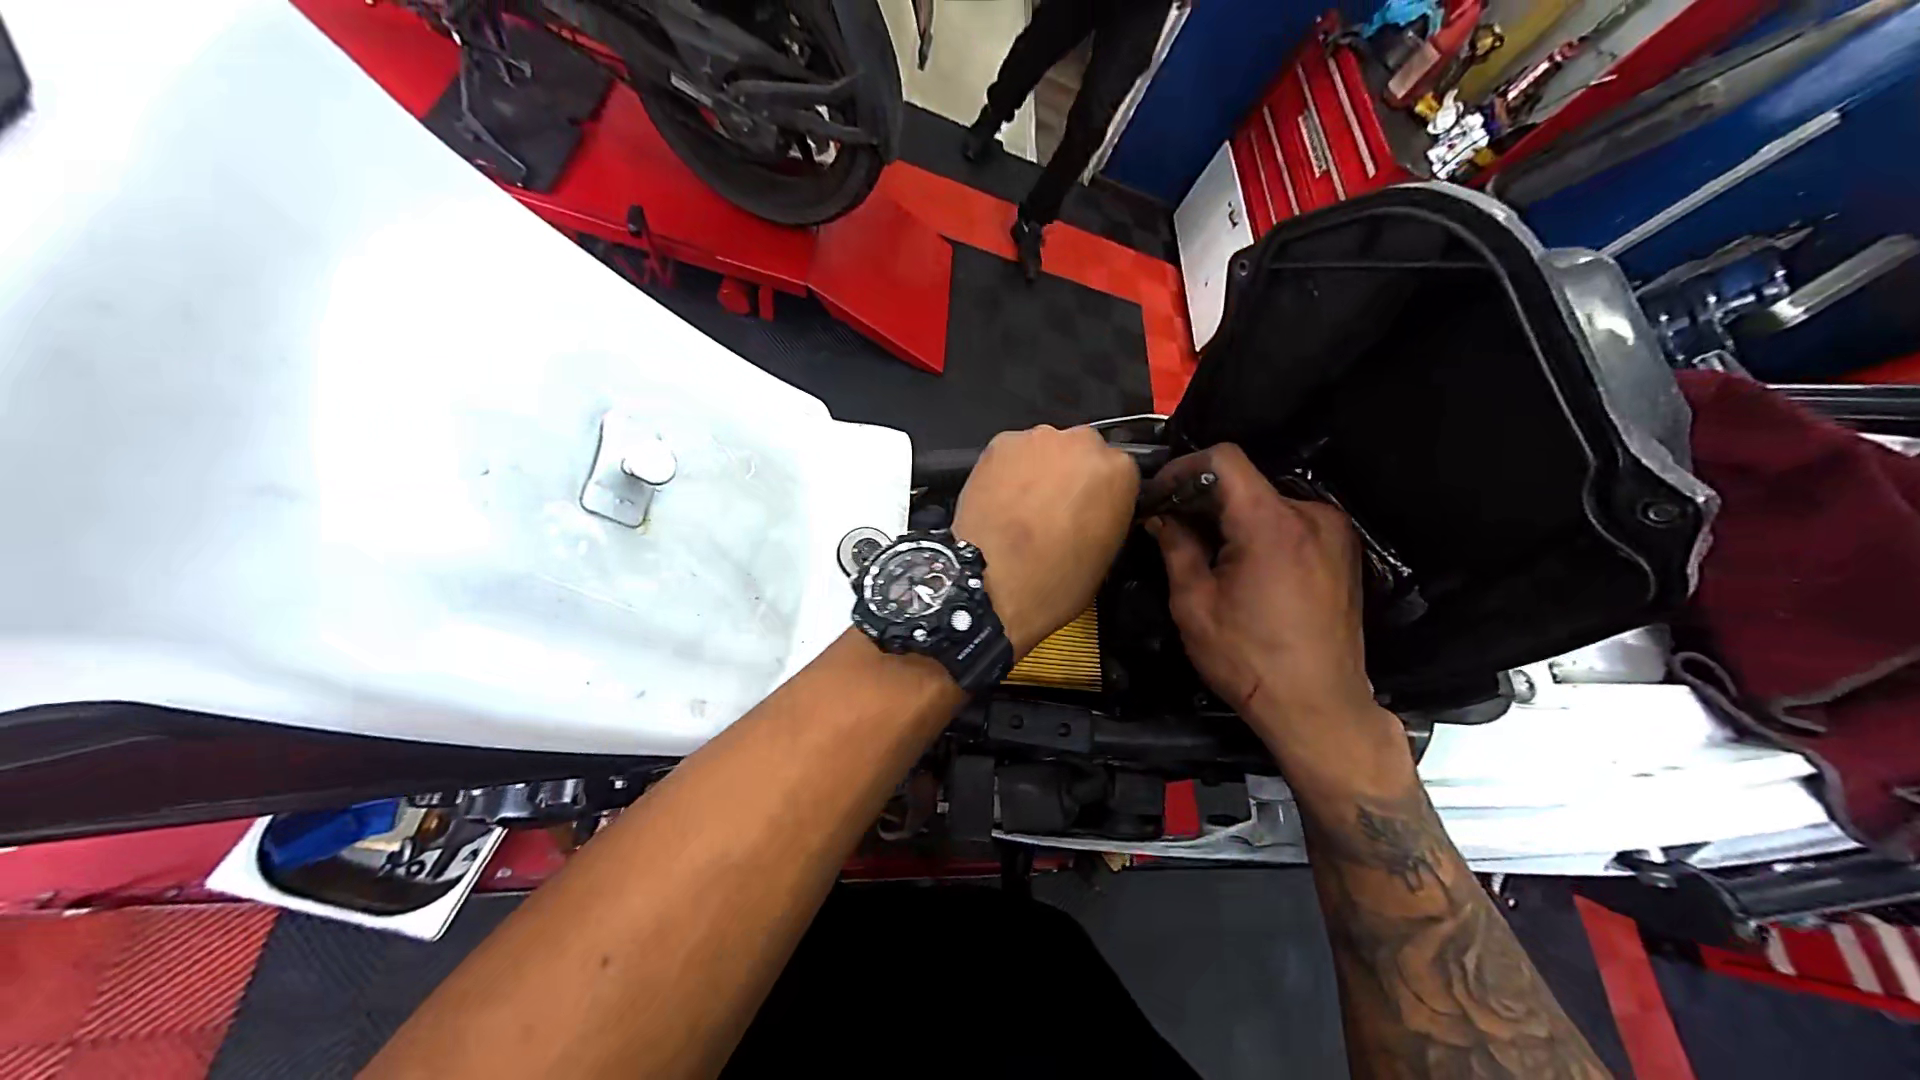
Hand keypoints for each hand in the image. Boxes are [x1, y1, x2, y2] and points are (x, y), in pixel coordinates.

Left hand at [951, 425, 1138, 655]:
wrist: (995, 582)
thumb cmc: (1052, 580)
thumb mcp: (1105, 555)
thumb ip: (1107, 516)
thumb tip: (1094, 513)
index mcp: (1119, 471)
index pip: (1117, 470)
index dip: (1100, 493)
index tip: (1088, 509)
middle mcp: (1082, 445)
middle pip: (1079, 452)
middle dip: (1069, 476)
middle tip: (1053, 510)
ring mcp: (1038, 441)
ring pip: (1043, 450)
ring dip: (1037, 472)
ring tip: (1022, 509)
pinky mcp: (999, 444)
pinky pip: (1009, 455)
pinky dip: (1006, 473)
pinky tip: (1001, 503)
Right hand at [1147, 444, 1395, 764]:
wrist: (1317, 708)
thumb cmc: (1250, 661)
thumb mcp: (1194, 604)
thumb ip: (1176, 547)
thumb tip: (1163, 516)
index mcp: (1271, 524)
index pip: (1224, 460)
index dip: (1183, 468)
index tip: (1161, 493)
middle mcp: (1310, 517)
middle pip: (1245, 480)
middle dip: (1202, 497)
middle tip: (1170, 524)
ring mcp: (1332, 534)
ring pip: (1266, 501)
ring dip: (1230, 516)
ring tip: (1203, 549)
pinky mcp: (1341, 553)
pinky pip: (1289, 522)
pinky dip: (1258, 530)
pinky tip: (1239, 563)